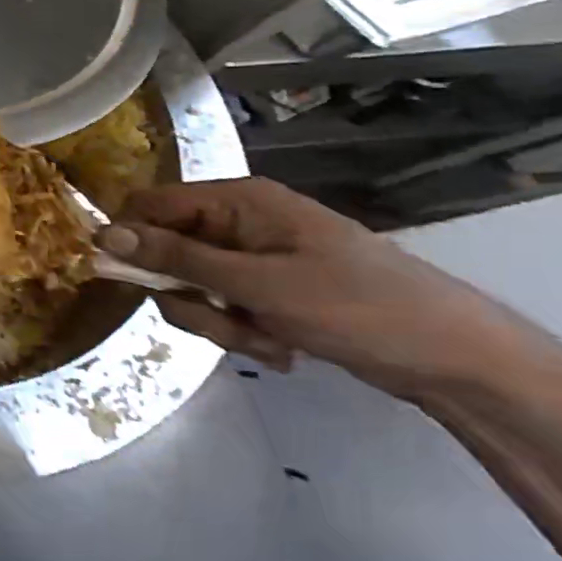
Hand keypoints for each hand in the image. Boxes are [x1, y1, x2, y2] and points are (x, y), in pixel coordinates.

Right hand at [101, 178, 550, 399]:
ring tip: (266, 340)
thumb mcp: (258, 283)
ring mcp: (253, 257)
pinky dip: (241, 330)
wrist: (455, 359)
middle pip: (168, 251)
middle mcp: (238, 222)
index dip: (132, 239)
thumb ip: (178, 258)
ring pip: (192, 286)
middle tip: (226, 322)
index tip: (130, 280)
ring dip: (218, 321)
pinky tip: (280, 346)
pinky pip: (222, 306)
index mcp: (238, 200)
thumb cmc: (358, 307)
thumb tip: (106, 235)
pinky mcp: (266, 288)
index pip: (152, 205)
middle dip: (189, 296)